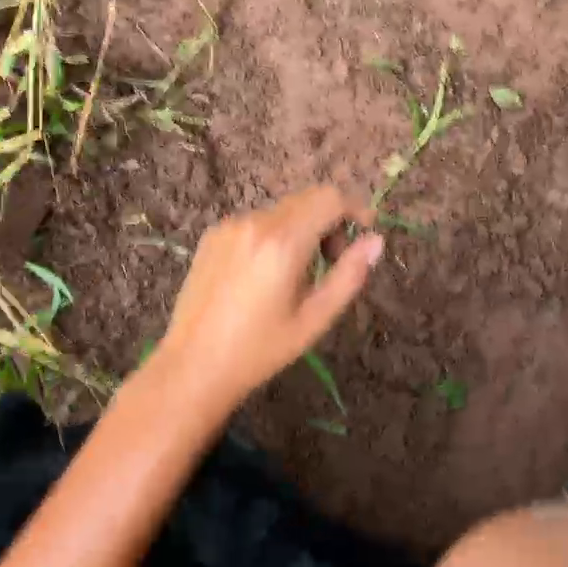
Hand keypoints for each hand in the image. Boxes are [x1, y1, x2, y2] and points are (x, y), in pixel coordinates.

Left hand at [154, 186, 383, 407]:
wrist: (191, 368)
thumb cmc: (259, 351)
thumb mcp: (314, 319)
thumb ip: (349, 275)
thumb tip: (376, 241)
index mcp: (283, 242)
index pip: (330, 198)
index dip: (355, 209)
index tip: (364, 234)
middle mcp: (256, 223)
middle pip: (308, 199)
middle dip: (330, 222)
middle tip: (332, 263)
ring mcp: (230, 226)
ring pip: (283, 211)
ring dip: (302, 229)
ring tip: (297, 275)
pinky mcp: (213, 235)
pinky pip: (257, 222)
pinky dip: (274, 236)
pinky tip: (264, 276)